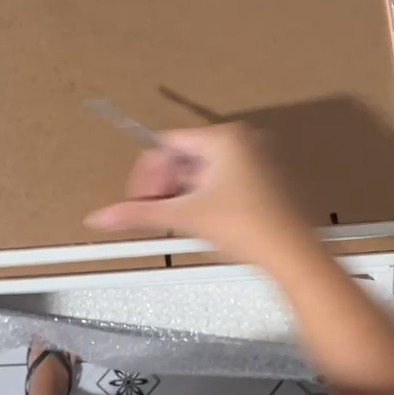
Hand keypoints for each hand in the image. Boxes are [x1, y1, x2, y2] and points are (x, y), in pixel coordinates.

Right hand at [83, 123, 313, 266]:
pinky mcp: (267, 180)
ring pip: (203, 170)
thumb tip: (100, 217)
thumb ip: (138, 214)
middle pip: (184, 156)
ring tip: (175, 218)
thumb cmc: (250, 228)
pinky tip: (200, 220)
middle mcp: (244, 141)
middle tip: (153, 210)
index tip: (139, 197)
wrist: (294, 256)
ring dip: (182, 192)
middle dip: (164, 184)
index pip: (167, 143)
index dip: (147, 173)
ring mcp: (259, 159)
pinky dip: (205, 196)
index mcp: (225, 138)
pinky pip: (224, 179)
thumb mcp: (185, 217)